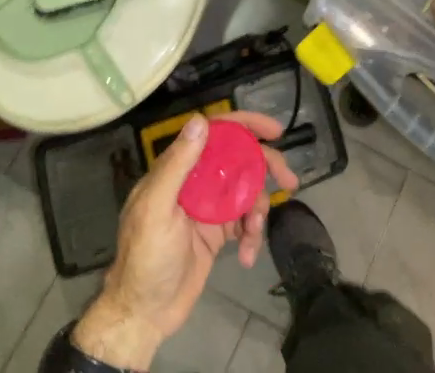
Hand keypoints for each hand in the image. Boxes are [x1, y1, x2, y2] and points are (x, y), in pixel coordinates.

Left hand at [73, 112, 300, 368]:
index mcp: (176, 171)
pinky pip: (243, 223)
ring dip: (258, 209)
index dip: (244, 126)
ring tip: (255, 231)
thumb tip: (200, 120)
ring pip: (246, 193)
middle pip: (238, 161)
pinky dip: (251, 236)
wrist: (145, 314)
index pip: (213, 135)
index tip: (274, 131)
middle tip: (290, 179)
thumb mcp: (156, 210)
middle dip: (266, 166)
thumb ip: (177, 165)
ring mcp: (207, 209)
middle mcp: (194, 184)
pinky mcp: (216, 234)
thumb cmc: (146, 259)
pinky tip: (247, 255)